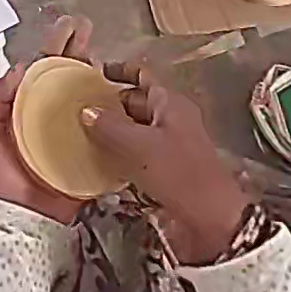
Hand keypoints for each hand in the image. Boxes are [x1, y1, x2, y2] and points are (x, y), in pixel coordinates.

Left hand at [0, 16, 96, 222]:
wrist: (19, 220)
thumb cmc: (0, 177)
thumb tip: (20, 68)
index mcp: (29, 106)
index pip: (43, 69)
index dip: (55, 46)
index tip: (67, 27)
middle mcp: (53, 113)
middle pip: (69, 75)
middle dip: (79, 50)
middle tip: (88, 28)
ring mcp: (75, 130)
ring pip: (90, 95)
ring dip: (98, 74)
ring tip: (104, 57)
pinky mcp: (91, 150)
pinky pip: (106, 127)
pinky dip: (115, 111)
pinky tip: (122, 95)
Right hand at [82, 63, 248, 263]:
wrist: (210, 220)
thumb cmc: (178, 173)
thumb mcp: (139, 146)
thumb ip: (109, 126)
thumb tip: (85, 110)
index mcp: (170, 102)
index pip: (143, 76)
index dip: (121, 71)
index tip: (95, 72)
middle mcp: (171, 118)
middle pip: (137, 101)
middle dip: (111, 103)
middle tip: (80, 107)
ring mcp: (170, 144)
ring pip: (136, 128)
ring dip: (113, 130)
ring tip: (83, 133)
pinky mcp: (167, 169)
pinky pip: (138, 152)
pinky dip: (120, 152)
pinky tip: (99, 161)